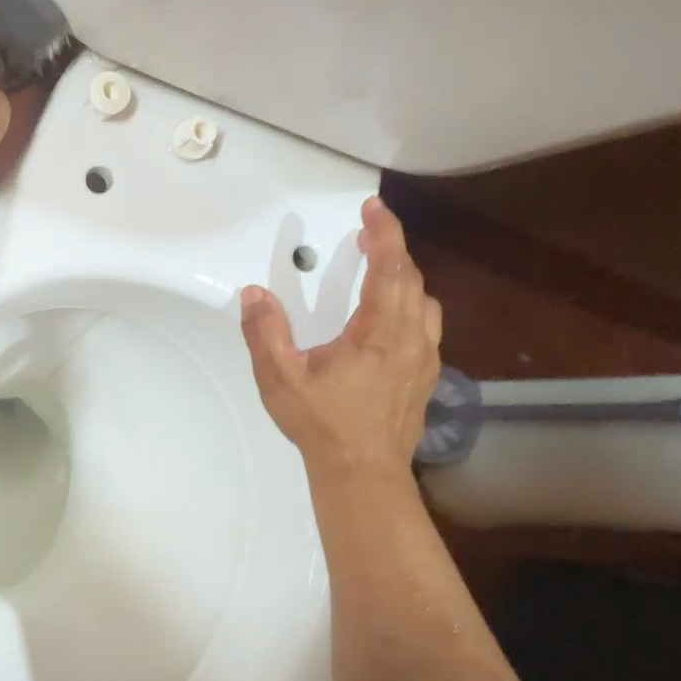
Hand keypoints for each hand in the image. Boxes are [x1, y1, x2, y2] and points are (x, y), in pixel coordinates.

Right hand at [241, 198, 442, 477]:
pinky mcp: (425, 377)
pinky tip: (389, 319)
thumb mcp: (279, 378)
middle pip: (412, 281)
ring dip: (405, 279)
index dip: (385, 234)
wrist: (362, 472)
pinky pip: (426, 327)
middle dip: (392, 251)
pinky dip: (410, 306)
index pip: (390, 269)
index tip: (374, 208)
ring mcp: (425, 360)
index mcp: (379, 333)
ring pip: (425, 304)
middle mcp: (411, 340)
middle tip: (370, 233)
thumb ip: (265, 333)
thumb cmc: (321, 423)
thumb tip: (254, 295)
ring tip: (381, 272)